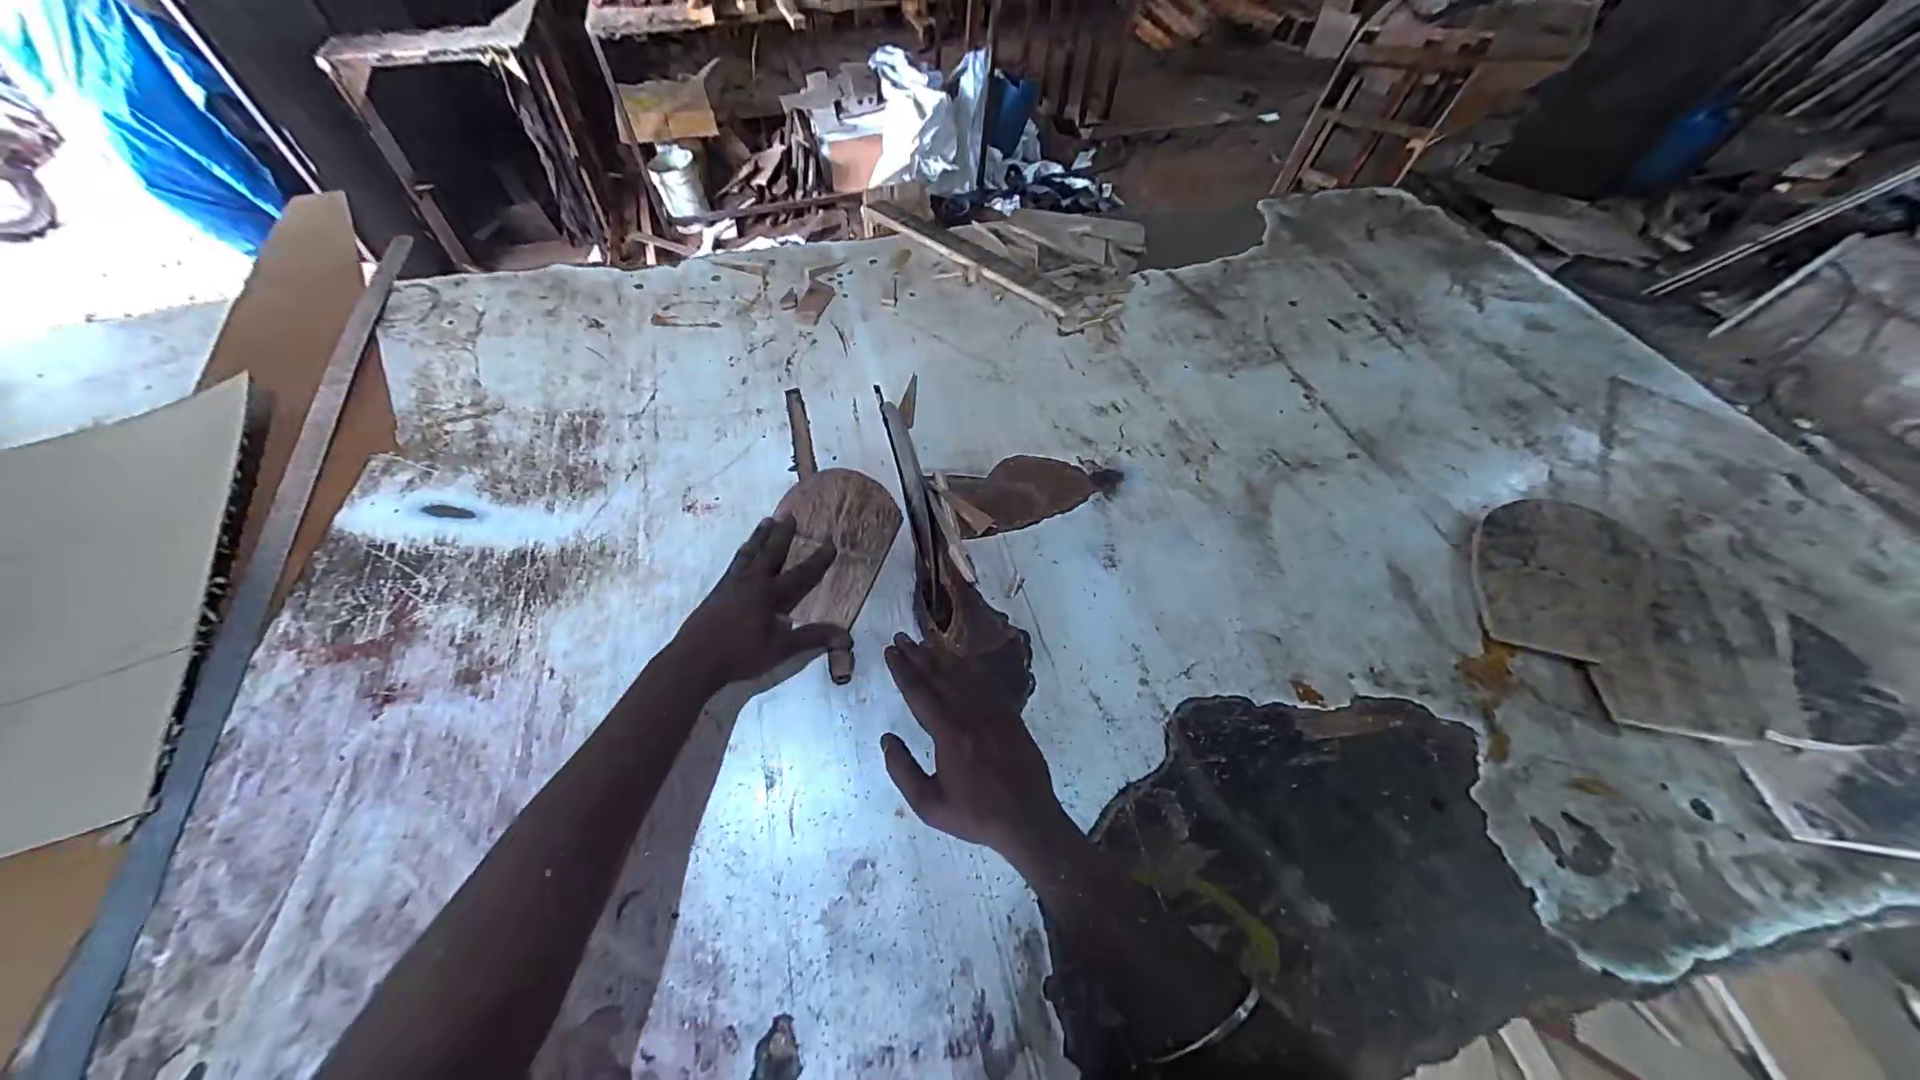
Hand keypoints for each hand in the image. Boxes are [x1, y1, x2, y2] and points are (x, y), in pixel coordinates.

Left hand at [671, 517, 850, 690]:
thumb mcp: (781, 649)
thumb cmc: (740, 655)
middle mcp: (751, 583)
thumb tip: (845, 635)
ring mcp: (730, 585)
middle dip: (782, 534)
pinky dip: (742, 554)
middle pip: (770, 552)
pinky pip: (734, 565)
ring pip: (749, 554)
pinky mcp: (716, 593)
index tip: (830, 542)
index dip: (818, 559)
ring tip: (765, 522)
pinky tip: (742, 557)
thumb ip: (812, 638)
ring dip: (759, 537)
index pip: (801, 573)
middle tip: (789, 515)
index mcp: (770, 595)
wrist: (694, 660)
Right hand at [881, 634, 1078, 867]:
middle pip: (940, 676)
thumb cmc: (976, 815)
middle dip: (917, 656)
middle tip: (900, 638)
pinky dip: (970, 668)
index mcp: (949, 734)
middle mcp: (971, 715)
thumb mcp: (929, 804)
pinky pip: (986, 684)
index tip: (890, 652)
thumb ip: (903, 770)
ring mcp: (993, 712)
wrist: (1028, 818)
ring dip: (941, 657)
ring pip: (963, 675)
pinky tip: (961, 661)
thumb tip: (887, 739)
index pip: (920, 693)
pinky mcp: (1010, 715)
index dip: (903, 670)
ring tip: (924, 643)